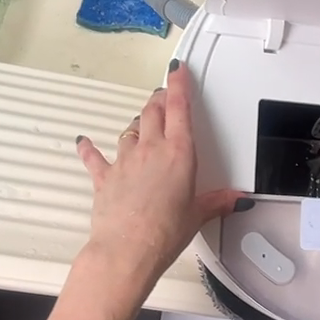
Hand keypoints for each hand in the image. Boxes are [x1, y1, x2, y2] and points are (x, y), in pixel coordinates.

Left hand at [76, 64, 240, 291]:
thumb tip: (235, 199)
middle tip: (164, 95)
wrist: (126, 250)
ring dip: (137, 123)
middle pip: (153, 111)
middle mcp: (150, 150)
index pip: (179, 107)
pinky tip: (84, 142)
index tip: (178, 70)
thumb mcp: (197, 215)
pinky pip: (94, 156)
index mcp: (178, 153)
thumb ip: (217, 202)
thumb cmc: (162, 232)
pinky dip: (90, 148)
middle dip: (159, 99)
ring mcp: (124, 161)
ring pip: (130, 129)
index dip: (179, 84)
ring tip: (142, 122)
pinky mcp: (104, 177)